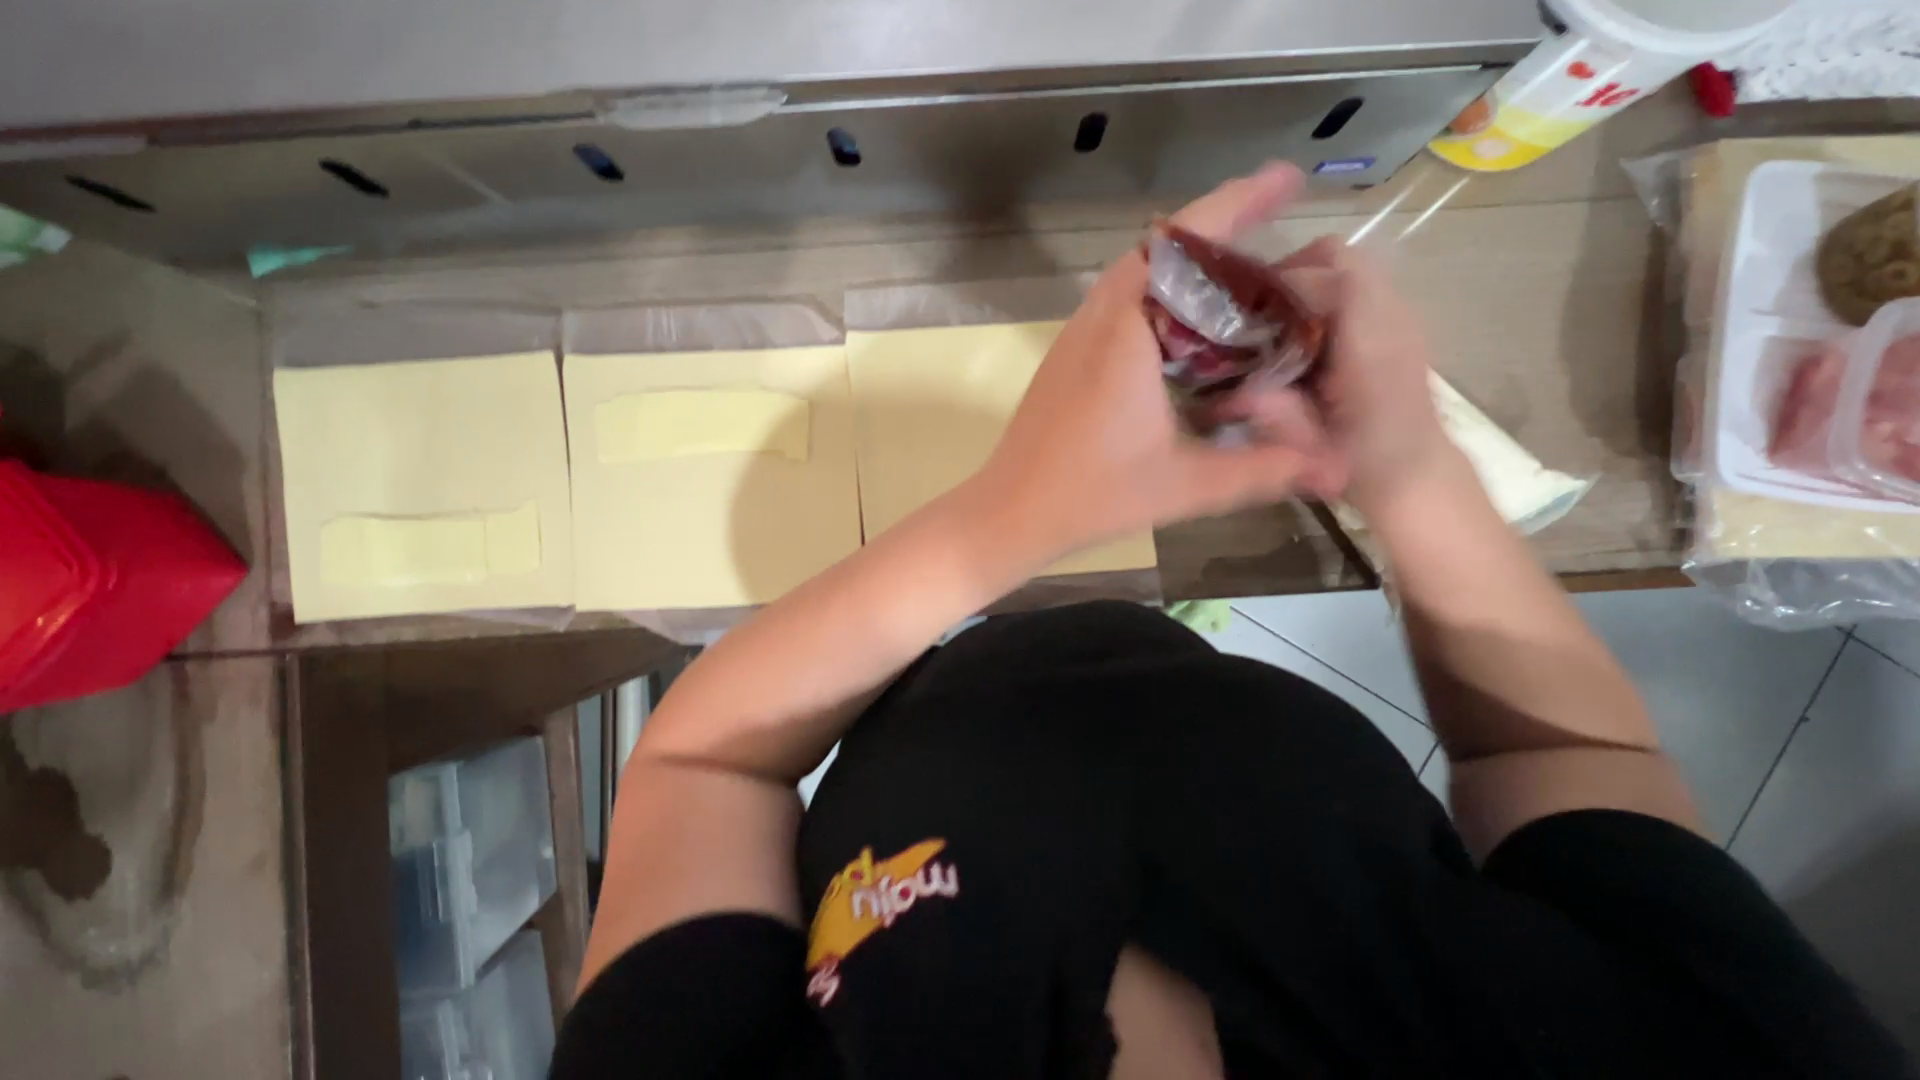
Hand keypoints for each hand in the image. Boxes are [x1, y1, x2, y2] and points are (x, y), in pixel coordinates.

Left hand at [972, 164, 1340, 561]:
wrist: (1010, 513)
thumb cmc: (1089, 497)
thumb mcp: (1183, 486)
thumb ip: (1260, 470)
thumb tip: (1331, 468)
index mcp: (1126, 332)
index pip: (1184, 247)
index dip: (1236, 205)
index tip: (1285, 179)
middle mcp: (1098, 317)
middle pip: (1161, 246)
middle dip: (1220, 224)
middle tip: (1276, 217)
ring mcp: (1078, 333)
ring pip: (1138, 270)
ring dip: (1188, 257)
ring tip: (1243, 262)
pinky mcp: (1070, 353)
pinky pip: (1123, 298)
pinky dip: (1164, 289)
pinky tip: (1192, 318)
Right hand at [1248, 237, 1451, 515]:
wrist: (1415, 474)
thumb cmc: (1359, 465)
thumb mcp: (1308, 447)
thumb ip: (1273, 412)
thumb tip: (1227, 394)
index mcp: (1372, 344)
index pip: (1327, 276)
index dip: (1277, 283)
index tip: (1240, 311)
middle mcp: (1391, 317)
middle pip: (1337, 256)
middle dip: (1289, 273)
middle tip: (1254, 310)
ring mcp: (1398, 316)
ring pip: (1344, 267)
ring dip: (1303, 285)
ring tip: (1271, 324)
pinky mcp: (1395, 324)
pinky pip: (1352, 287)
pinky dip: (1320, 297)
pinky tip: (1298, 338)